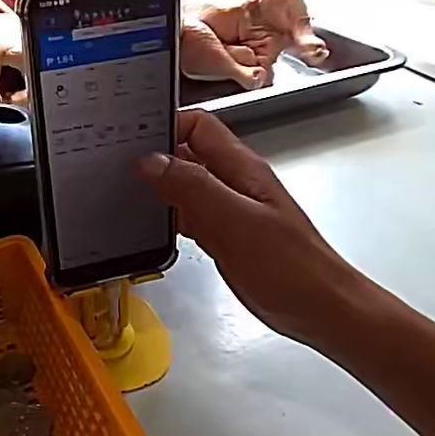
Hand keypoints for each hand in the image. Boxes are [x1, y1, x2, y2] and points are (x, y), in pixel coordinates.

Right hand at [137, 111, 376, 349]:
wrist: (319, 310)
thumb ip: (192, 187)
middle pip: (186, 154)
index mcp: (240, 168)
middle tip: (115, 166)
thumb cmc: (290, 265)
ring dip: (156, 187)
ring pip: (182, 186)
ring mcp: (226, 211)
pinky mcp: (220, 236)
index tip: (132, 140)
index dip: (166, 125)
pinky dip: (165, 218)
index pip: (198, 126)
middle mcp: (231, 183)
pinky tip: (147, 227)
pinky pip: (186, 217)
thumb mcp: (236, 221)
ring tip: (122, 193)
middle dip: (153, 156)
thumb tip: (149, 161)